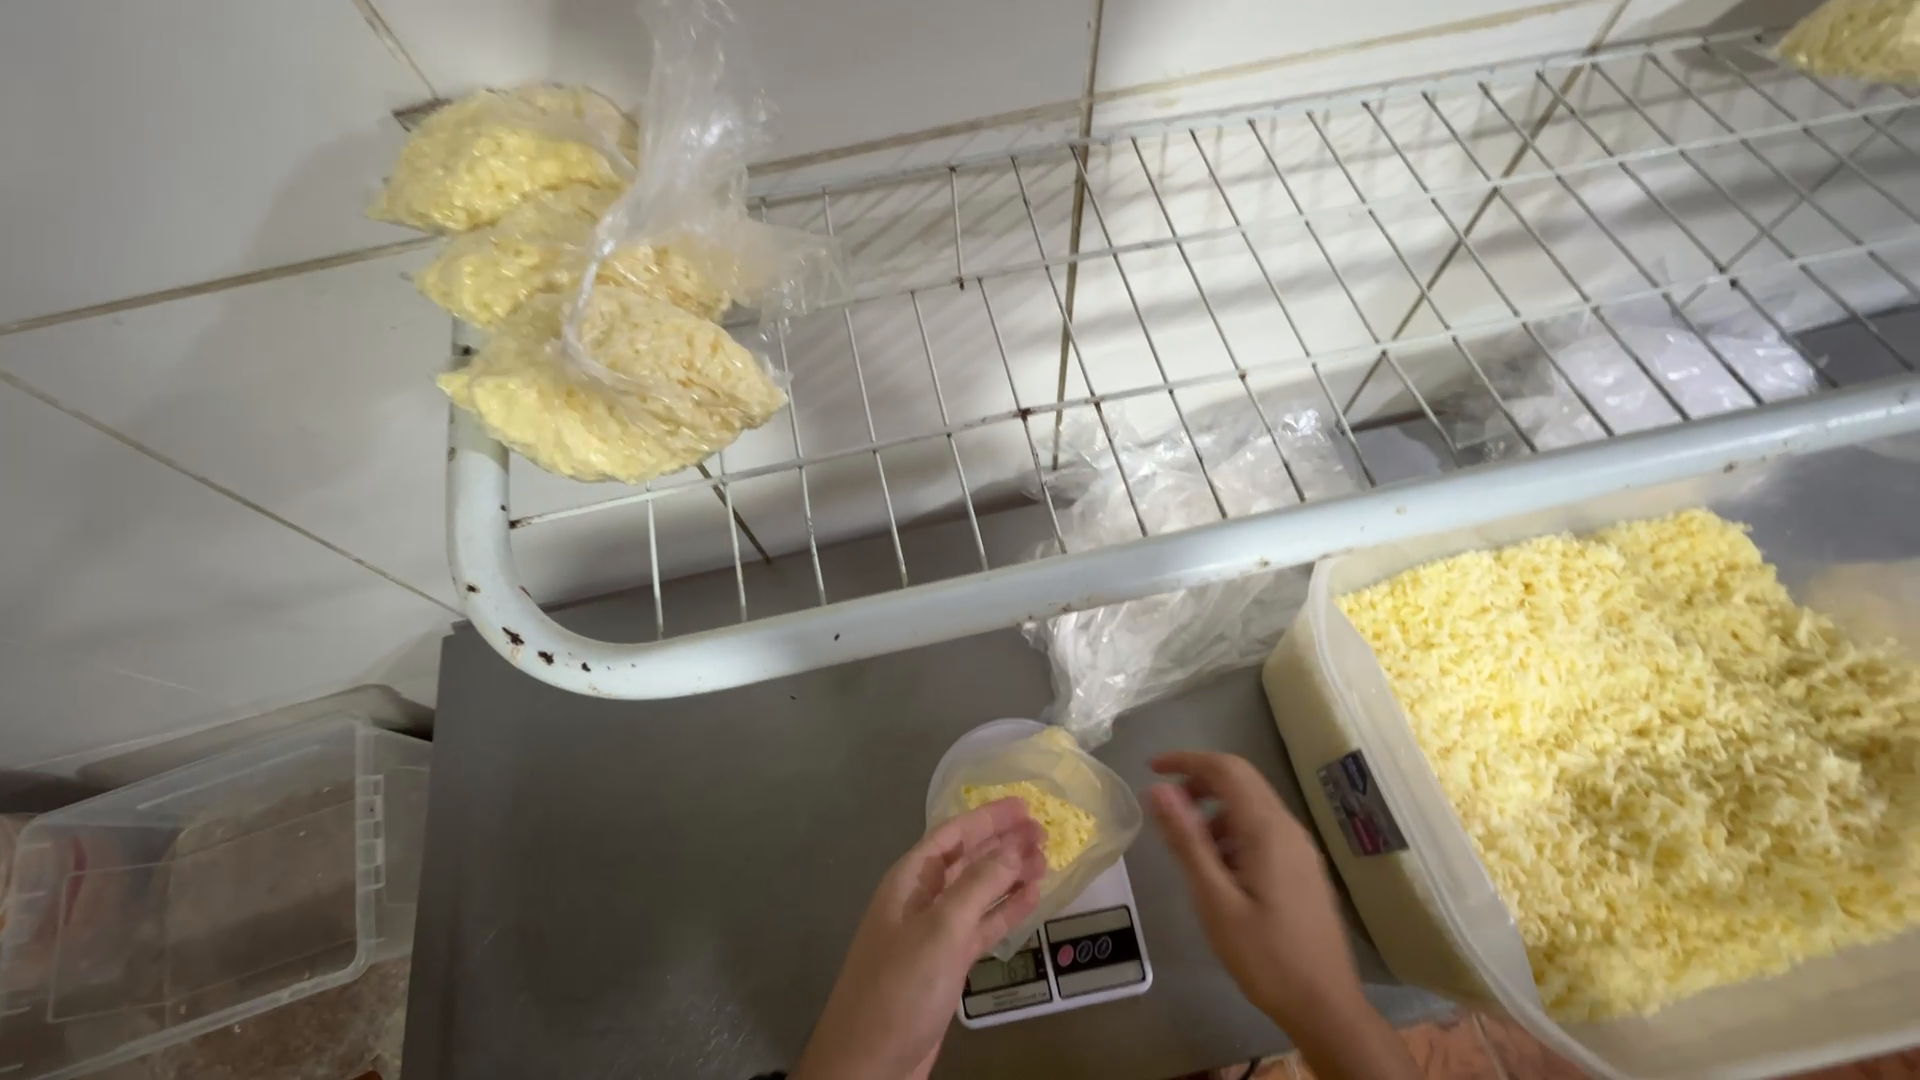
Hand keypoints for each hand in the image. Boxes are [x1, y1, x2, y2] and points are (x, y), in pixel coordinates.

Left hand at [794, 799, 1046, 1079]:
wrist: (868, 1064)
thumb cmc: (899, 986)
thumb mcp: (940, 928)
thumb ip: (979, 884)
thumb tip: (1012, 844)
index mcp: (910, 880)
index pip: (952, 834)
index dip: (987, 817)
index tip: (1023, 805)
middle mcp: (922, 899)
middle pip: (967, 859)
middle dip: (1002, 842)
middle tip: (1043, 831)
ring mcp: (935, 933)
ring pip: (978, 891)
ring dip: (1010, 874)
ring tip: (1046, 860)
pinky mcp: (947, 964)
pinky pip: (981, 926)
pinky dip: (1006, 911)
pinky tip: (1031, 898)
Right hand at [1146, 751, 1364, 1028]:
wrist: (1326, 1007)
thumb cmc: (1264, 955)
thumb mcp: (1214, 899)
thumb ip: (1187, 840)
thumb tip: (1159, 790)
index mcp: (1267, 829)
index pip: (1226, 768)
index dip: (1186, 760)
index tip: (1151, 767)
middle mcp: (1288, 828)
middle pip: (1241, 780)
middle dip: (1198, 781)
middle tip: (1165, 806)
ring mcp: (1300, 848)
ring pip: (1251, 805)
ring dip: (1214, 809)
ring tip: (1188, 846)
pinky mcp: (1302, 868)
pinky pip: (1263, 829)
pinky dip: (1232, 830)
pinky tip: (1219, 868)